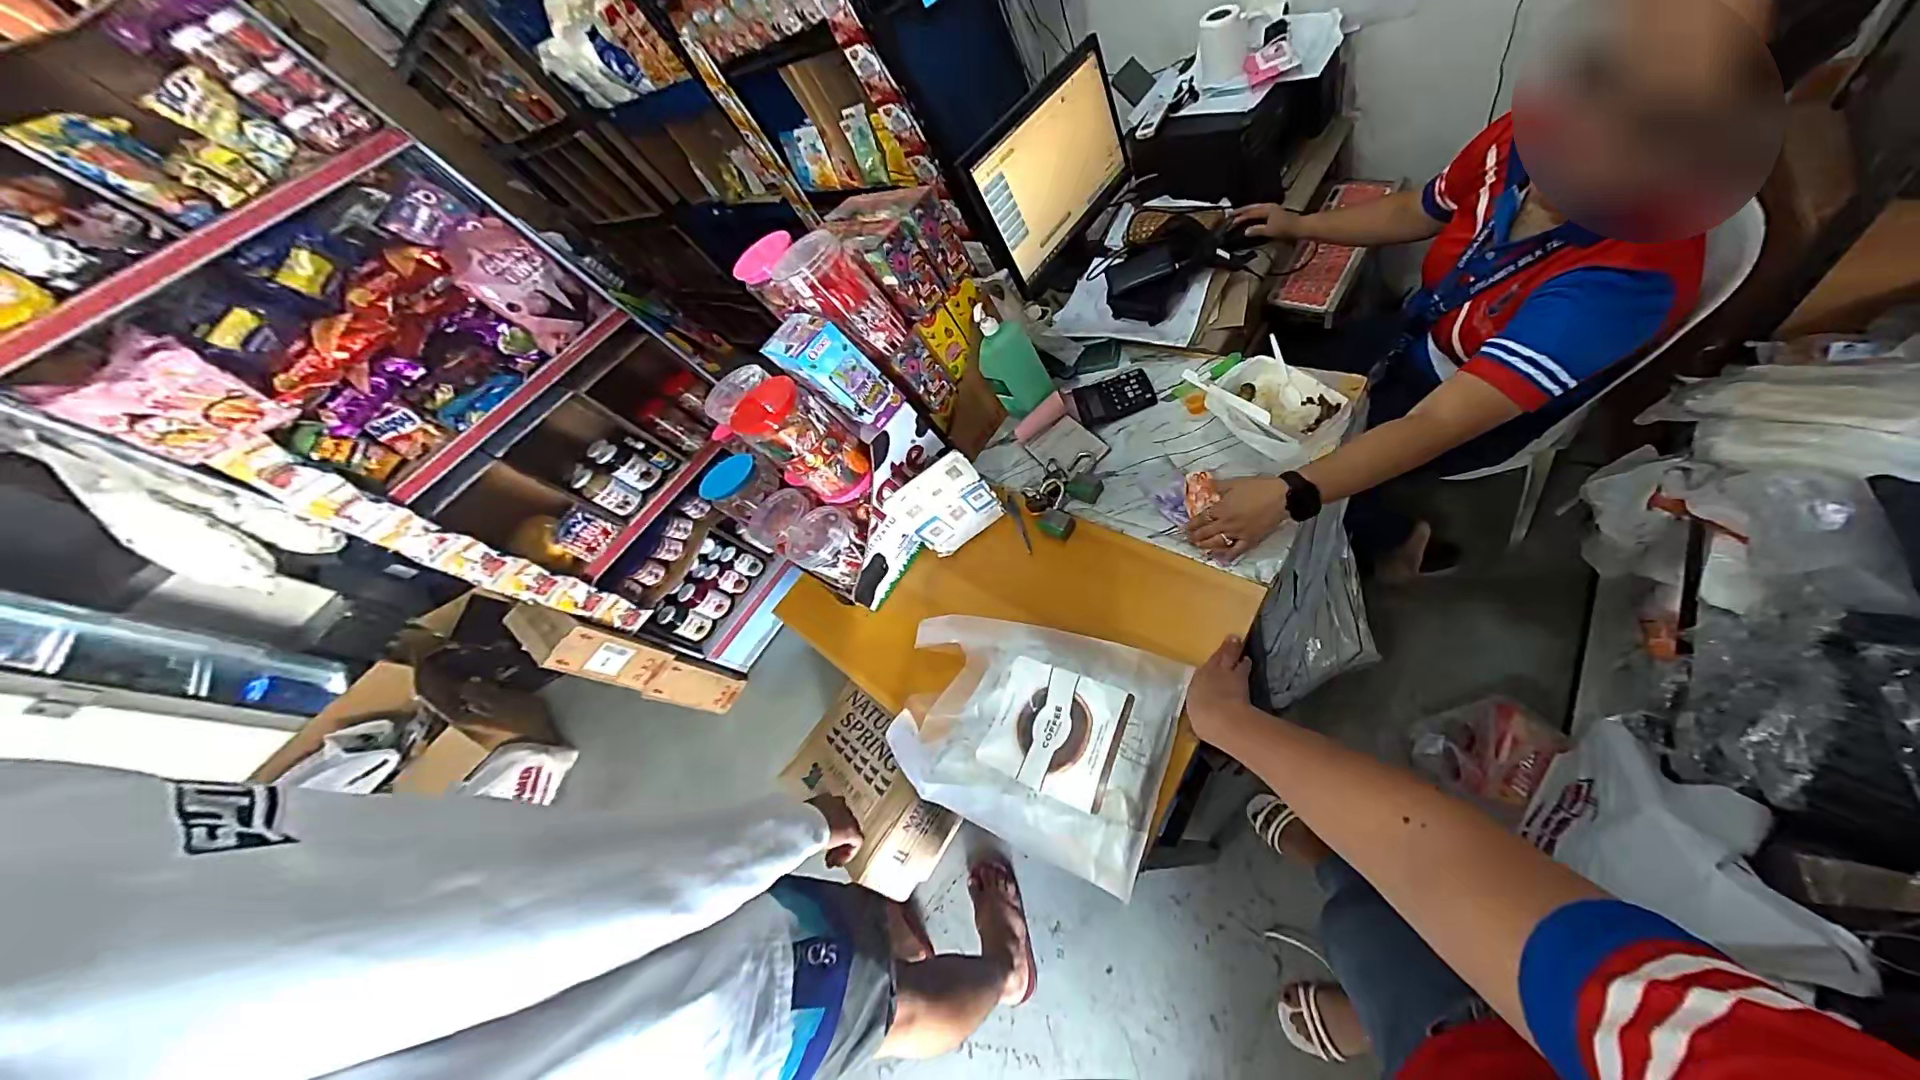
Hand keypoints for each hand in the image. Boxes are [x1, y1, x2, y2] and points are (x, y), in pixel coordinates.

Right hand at [806, 793, 863, 867]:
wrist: (806, 823)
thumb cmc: (797, 819)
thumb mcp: (800, 818)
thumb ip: (806, 821)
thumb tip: (799, 832)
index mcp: (826, 799)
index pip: (832, 812)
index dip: (828, 827)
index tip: (819, 838)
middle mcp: (840, 804)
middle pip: (844, 821)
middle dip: (836, 837)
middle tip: (826, 851)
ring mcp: (848, 817)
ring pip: (851, 832)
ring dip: (840, 847)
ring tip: (829, 860)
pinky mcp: (852, 830)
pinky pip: (856, 843)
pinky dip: (847, 854)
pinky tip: (835, 862)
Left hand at [1185, 476, 1290, 552]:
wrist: (1282, 497)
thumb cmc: (1257, 488)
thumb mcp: (1234, 483)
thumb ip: (1218, 486)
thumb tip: (1206, 485)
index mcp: (1221, 509)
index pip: (1201, 519)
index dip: (1191, 524)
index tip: (1185, 528)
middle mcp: (1226, 524)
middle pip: (1205, 533)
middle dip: (1194, 536)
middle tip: (1188, 538)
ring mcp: (1238, 534)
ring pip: (1217, 543)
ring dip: (1205, 545)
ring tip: (1199, 546)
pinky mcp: (1250, 540)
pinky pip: (1236, 550)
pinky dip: (1227, 555)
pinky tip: (1221, 558)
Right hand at [1186, 634, 1254, 745]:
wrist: (1222, 717)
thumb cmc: (1203, 718)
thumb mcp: (1197, 719)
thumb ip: (1199, 717)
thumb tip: (1196, 727)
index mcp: (1196, 683)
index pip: (1204, 669)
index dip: (1211, 662)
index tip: (1215, 658)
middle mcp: (1209, 673)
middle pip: (1218, 657)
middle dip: (1224, 649)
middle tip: (1231, 638)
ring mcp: (1225, 672)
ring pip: (1231, 656)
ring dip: (1236, 651)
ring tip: (1239, 646)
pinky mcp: (1240, 676)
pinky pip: (1243, 665)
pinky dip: (1245, 663)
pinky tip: (1247, 660)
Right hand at [1231, 203, 1302, 240]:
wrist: (1299, 227)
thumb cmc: (1285, 229)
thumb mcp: (1270, 231)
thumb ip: (1257, 230)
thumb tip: (1245, 231)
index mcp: (1267, 209)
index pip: (1250, 212)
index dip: (1240, 216)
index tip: (1230, 219)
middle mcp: (1268, 206)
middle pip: (1252, 207)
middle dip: (1241, 211)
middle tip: (1230, 214)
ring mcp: (1272, 209)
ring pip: (1255, 208)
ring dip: (1246, 211)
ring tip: (1237, 215)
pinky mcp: (1273, 213)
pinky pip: (1259, 211)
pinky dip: (1252, 214)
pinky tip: (1249, 217)